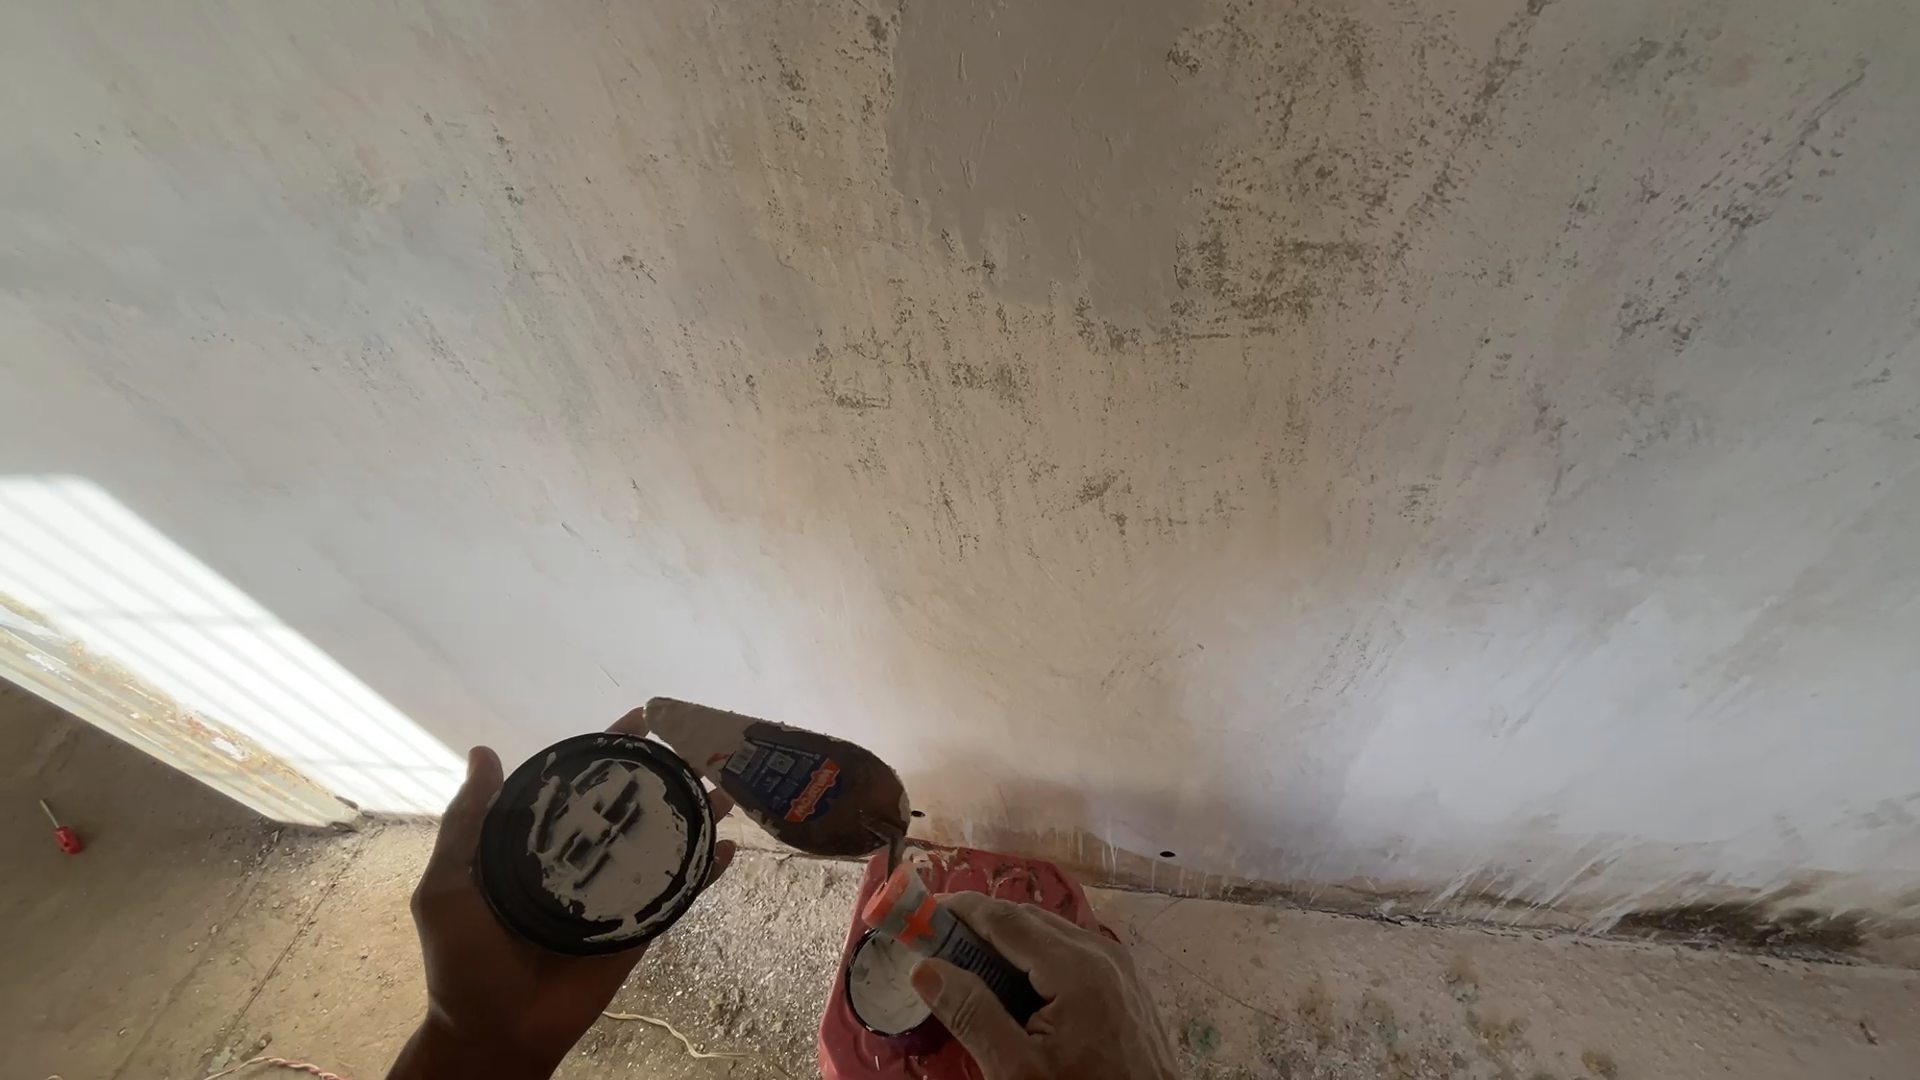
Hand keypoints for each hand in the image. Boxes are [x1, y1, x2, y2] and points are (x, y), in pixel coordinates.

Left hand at [387, 711, 735, 1079]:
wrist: (496, 1035)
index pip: (585, 782)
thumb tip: (484, 752)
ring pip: (668, 840)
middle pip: (636, 804)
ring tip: (727, 788)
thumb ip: (467, 824)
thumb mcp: (449, 887)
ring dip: (700, 813)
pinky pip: (683, 890)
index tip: (643, 717)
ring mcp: (621, 889)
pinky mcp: (644, 922)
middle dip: (669, 774)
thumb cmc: (466, 961)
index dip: (613, 747)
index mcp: (547, 843)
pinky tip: (729, 847)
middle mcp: (590, 856)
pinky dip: (709, 869)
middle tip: (701, 747)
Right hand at [912, 893, 1179, 1079]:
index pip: (1006, 919)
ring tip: (969, 965)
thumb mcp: (1018, 1073)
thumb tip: (926, 969)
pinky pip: (1069, 952)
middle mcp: (1100, 951)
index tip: (925, 912)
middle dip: (981, 926)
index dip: (962, 910)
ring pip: (1048, 933)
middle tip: (939, 944)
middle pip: (1028, 920)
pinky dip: (1035, 957)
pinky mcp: (1123, 982)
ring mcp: (1116, 964)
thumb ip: (972, 1015)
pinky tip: (1015, 986)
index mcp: (1076, 966)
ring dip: (1007, 942)